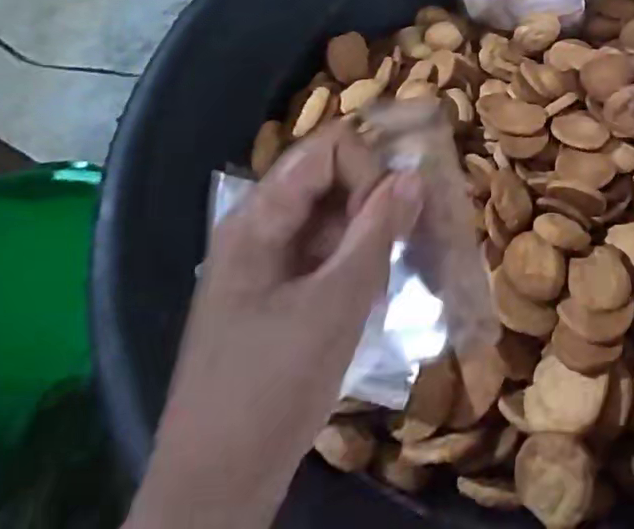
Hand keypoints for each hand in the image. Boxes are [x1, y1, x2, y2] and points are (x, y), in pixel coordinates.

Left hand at [126, 122, 423, 528]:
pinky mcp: (279, 292)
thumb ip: (377, 231)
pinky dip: (360, 259)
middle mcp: (261, 227)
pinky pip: (327, 252)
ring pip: (334, 217)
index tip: (395, 213)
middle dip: (379, 196)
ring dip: (375, 230)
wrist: (217, 483)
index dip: (370, 168)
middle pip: (331, 178)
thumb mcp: (337, 303)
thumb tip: (413, 174)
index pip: (327, 150)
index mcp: (259, 218)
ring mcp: (268, 261)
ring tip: (406, 261)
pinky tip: (381, 289)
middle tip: (415, 232)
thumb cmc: (273, 385)